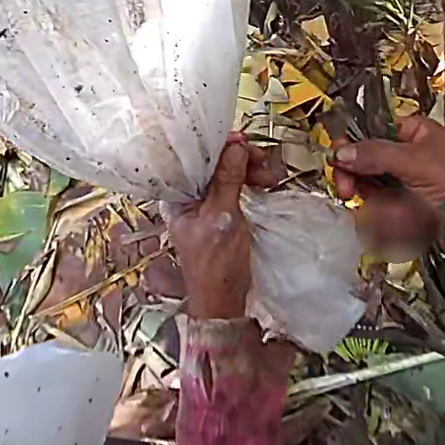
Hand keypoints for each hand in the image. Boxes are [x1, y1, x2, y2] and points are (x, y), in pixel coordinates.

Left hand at [169, 134, 278, 318]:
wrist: (223, 301)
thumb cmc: (216, 264)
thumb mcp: (223, 217)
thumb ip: (227, 180)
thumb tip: (236, 146)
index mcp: (176, 194)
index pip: (194, 156)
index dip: (220, 145)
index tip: (245, 143)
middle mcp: (186, 194)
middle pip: (211, 161)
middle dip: (238, 157)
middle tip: (262, 163)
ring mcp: (202, 201)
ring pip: (225, 171)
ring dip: (247, 168)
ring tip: (267, 178)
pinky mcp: (217, 208)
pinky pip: (231, 184)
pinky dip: (247, 180)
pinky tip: (262, 183)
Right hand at [333, 117, 444, 258]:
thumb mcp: (417, 162)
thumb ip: (376, 154)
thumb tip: (340, 152)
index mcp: (413, 133)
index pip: (370, 132)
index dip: (351, 146)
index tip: (338, 160)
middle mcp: (405, 156)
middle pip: (363, 163)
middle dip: (356, 179)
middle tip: (347, 191)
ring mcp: (404, 183)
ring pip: (369, 189)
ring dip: (373, 202)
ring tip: (391, 213)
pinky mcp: (404, 209)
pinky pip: (380, 210)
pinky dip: (384, 218)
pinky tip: (400, 224)